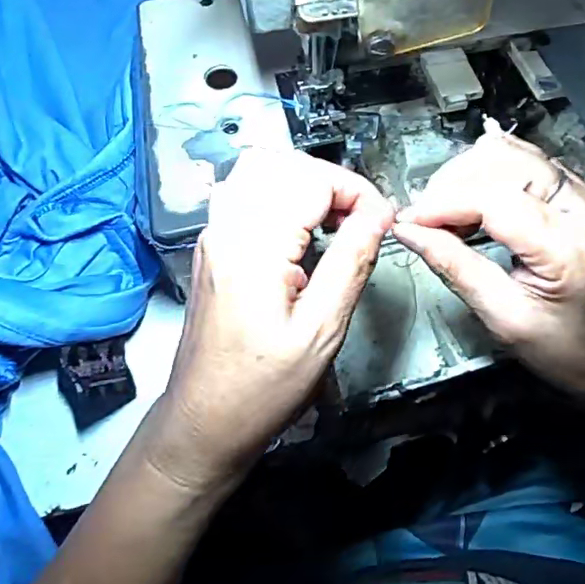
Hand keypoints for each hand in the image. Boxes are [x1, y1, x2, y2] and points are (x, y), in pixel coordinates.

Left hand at [145, 149, 393, 495]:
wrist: (203, 421)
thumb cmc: (258, 390)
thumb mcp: (322, 331)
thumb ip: (351, 263)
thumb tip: (378, 217)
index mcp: (253, 250)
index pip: (311, 179)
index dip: (357, 191)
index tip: (382, 219)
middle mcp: (226, 232)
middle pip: (282, 161)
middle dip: (331, 178)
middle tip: (361, 215)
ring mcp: (214, 235)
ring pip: (259, 168)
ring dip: (305, 181)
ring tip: (336, 217)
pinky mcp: (214, 246)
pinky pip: (246, 192)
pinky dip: (283, 193)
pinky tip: (305, 228)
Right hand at [391, 119, 584, 417]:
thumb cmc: (565, 351)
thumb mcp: (503, 318)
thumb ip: (454, 266)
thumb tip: (408, 230)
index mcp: (574, 253)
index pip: (498, 201)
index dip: (446, 203)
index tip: (409, 219)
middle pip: (509, 162)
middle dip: (456, 181)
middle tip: (426, 215)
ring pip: (518, 154)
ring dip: (472, 173)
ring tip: (448, 209)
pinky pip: (531, 163)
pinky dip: (492, 174)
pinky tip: (474, 200)